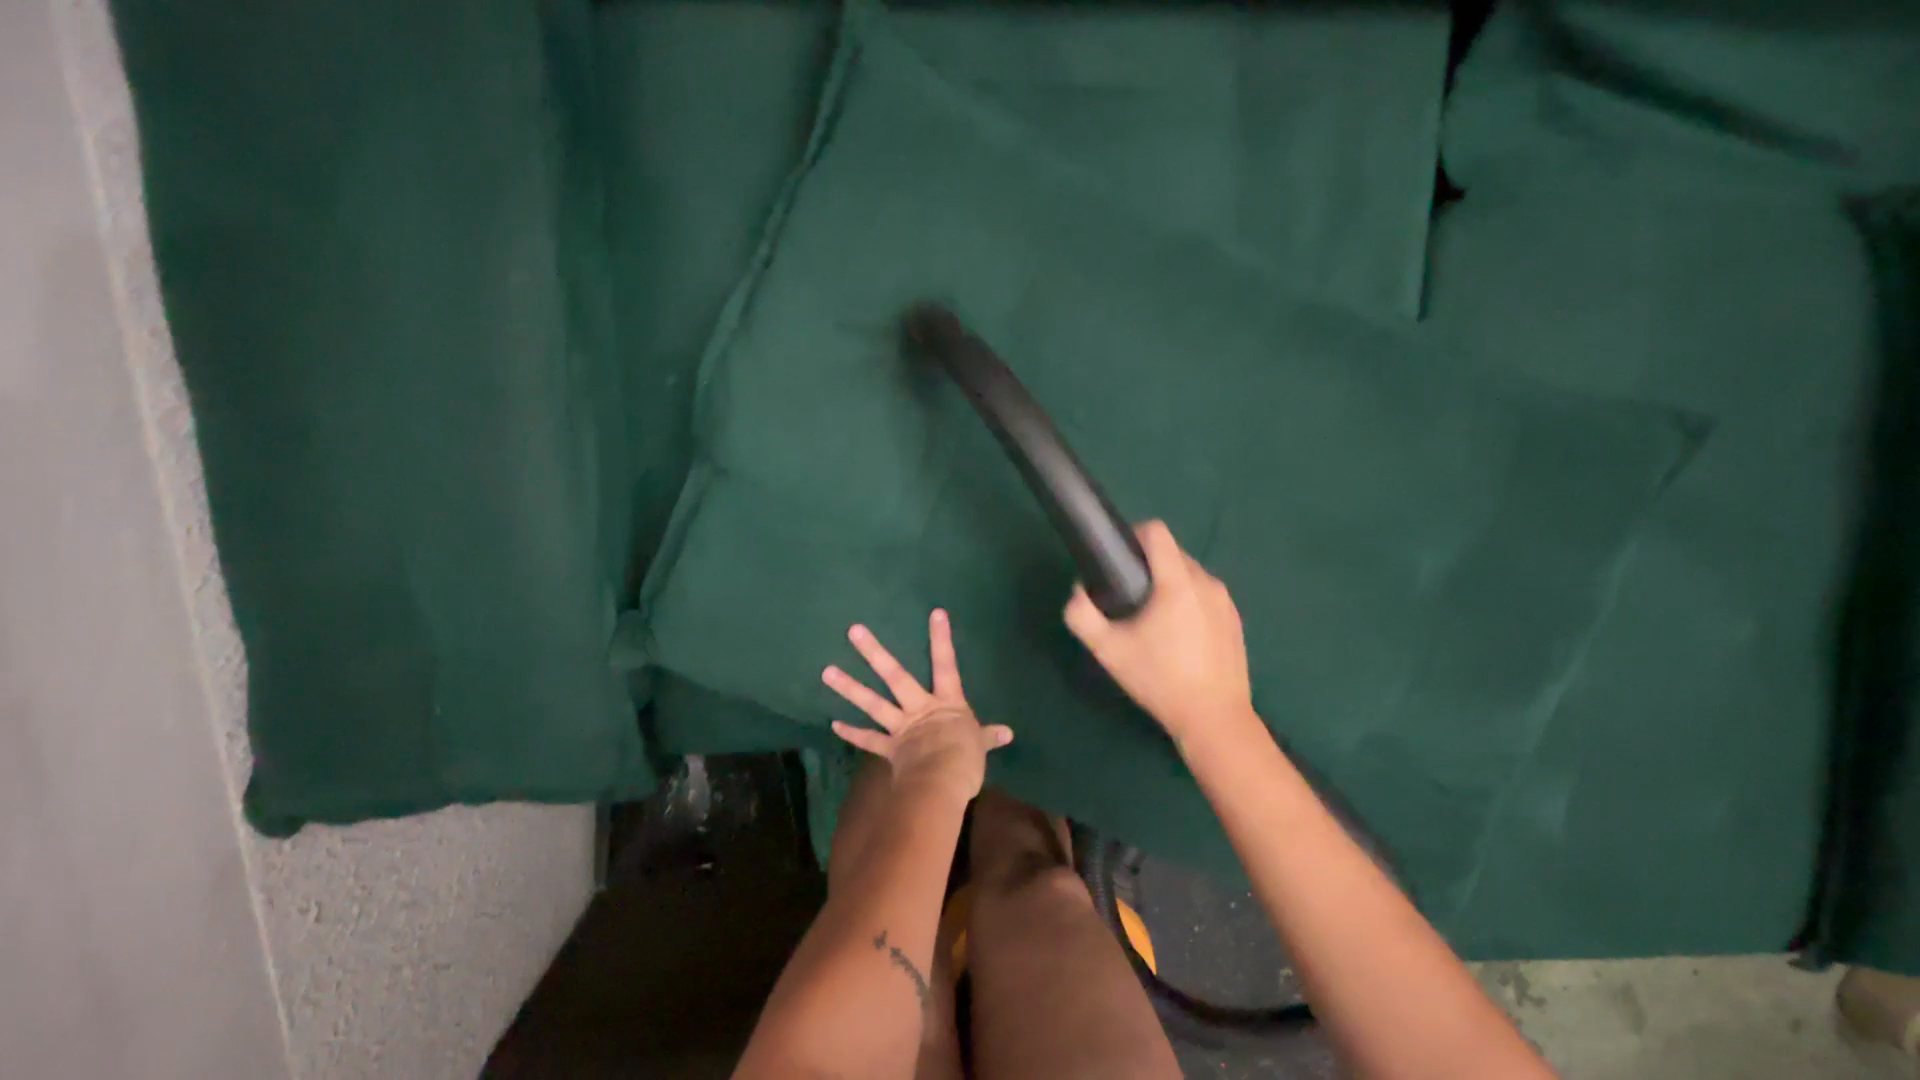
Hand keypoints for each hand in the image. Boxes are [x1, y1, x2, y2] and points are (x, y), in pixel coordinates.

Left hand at [823, 609, 1013, 803]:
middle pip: (895, 676)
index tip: (935, 613)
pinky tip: (834, 723)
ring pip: (873, 703)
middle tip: (853, 631)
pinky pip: (868, 739)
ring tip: (827, 672)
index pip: (946, 664)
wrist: (943, 783)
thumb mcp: (981, 745)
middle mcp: (920, 708)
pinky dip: (852, 733)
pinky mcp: (890, 748)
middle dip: (874, 653)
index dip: (941, 639)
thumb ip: (989, 736)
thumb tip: (1009, 733)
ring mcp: (901, 727)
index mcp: (947, 703)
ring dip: (849, 687)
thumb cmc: (966, 760)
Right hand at [1064, 520, 1254, 745]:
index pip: (1157, 532)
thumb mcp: (1109, 651)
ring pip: (1191, 574)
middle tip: (1128, 598)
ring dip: (1169, 584)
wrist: (1214, 718)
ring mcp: (1225, 601)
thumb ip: (1082, 616)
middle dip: (1149, 566)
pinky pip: (1206, 595)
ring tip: (1153, 619)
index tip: (1118, 559)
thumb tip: (1078, 592)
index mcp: (1177, 583)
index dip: (1133, 536)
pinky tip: (1178, 637)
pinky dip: (1189, 602)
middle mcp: (1206, 583)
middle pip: (1174, 553)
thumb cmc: (1160, 681)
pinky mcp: (1235, 620)